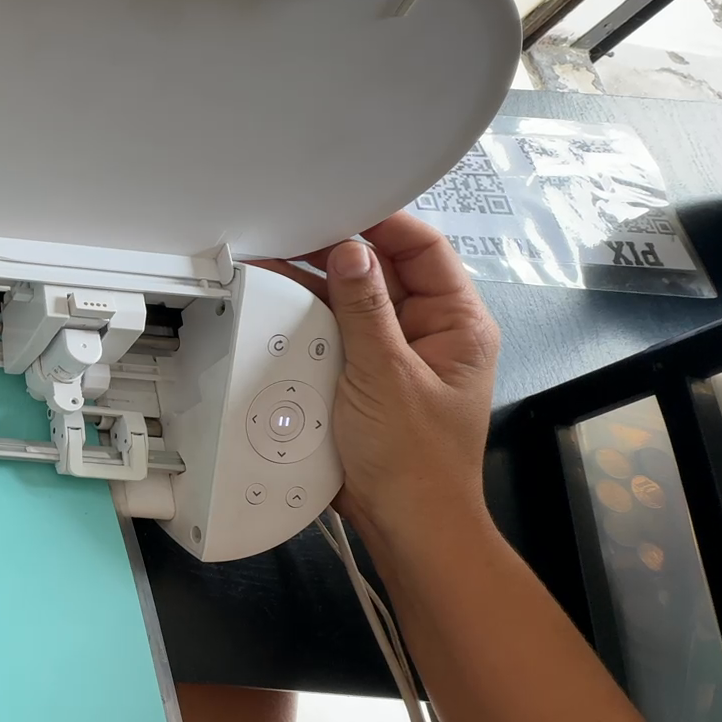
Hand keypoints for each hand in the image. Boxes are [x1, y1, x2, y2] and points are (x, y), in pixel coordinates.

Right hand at [255, 212, 499, 544]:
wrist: (398, 515)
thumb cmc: (410, 453)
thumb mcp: (386, 374)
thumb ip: (366, 310)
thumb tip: (351, 251)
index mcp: (454, 323)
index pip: (423, 251)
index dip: (383, 223)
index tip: (335, 206)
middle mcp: (423, 330)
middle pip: (380, 271)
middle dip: (334, 250)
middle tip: (285, 233)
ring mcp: (386, 350)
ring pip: (348, 300)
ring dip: (311, 282)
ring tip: (267, 260)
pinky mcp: (355, 371)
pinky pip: (329, 330)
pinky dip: (301, 315)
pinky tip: (271, 301)